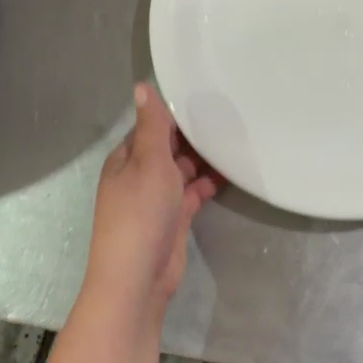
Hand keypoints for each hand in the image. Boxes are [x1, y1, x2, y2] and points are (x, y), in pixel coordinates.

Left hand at [82, 84, 221, 314]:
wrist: (139, 276)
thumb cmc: (140, 214)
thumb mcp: (148, 162)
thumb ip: (151, 126)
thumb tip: (142, 86)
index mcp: (126, 158)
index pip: (151, 126)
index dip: (176, 113)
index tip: (207, 98)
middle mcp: (139, 175)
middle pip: (168, 147)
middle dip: (194, 134)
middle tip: (230, 116)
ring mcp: (157, 198)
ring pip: (183, 169)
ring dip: (204, 158)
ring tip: (236, 139)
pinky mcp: (175, 217)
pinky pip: (194, 192)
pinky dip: (209, 182)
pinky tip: (231, 171)